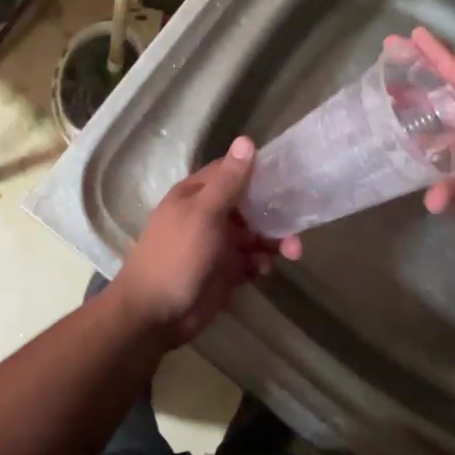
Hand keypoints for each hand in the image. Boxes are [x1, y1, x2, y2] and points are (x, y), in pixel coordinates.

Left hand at [108, 137, 303, 345]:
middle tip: (299, 220)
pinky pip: (250, 262)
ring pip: (253, 235)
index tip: (290, 172)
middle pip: (248, 205)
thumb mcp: (204, 213)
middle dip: (274, 212)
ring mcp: (216, 245)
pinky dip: (260, 263)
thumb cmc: (178, 256)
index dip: (258, 170)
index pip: (232, 171)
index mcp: (197, 194)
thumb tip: (246, 140)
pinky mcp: (224, 273)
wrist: (155, 314)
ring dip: (273, 240)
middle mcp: (208, 215)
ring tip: (292, 252)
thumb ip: (228, 181)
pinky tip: (264, 269)